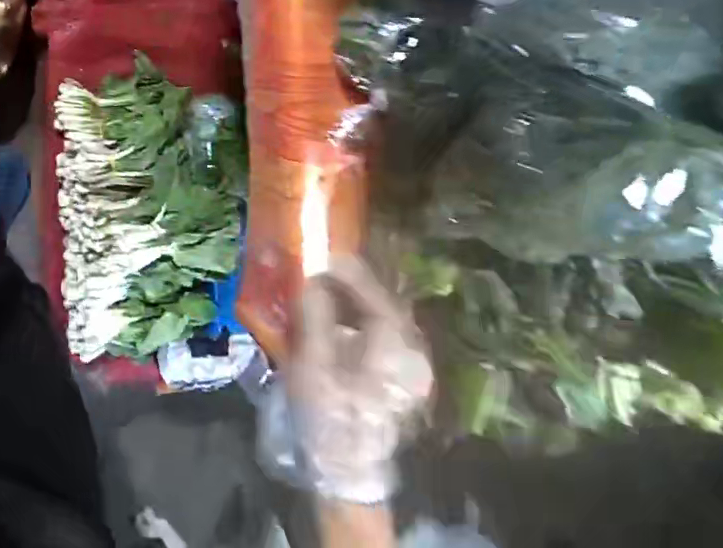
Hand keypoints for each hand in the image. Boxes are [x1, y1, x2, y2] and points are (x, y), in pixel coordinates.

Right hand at [288, 257, 433, 504]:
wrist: (345, 468)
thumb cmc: (329, 412)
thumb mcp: (314, 361)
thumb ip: (315, 313)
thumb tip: (312, 276)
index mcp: (396, 348)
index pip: (375, 296)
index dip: (349, 272)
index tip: (323, 254)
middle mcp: (410, 353)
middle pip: (381, 303)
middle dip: (350, 282)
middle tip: (319, 265)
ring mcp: (407, 367)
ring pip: (379, 317)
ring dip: (351, 298)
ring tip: (321, 283)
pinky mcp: (395, 376)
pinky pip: (377, 332)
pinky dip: (355, 316)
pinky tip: (333, 314)